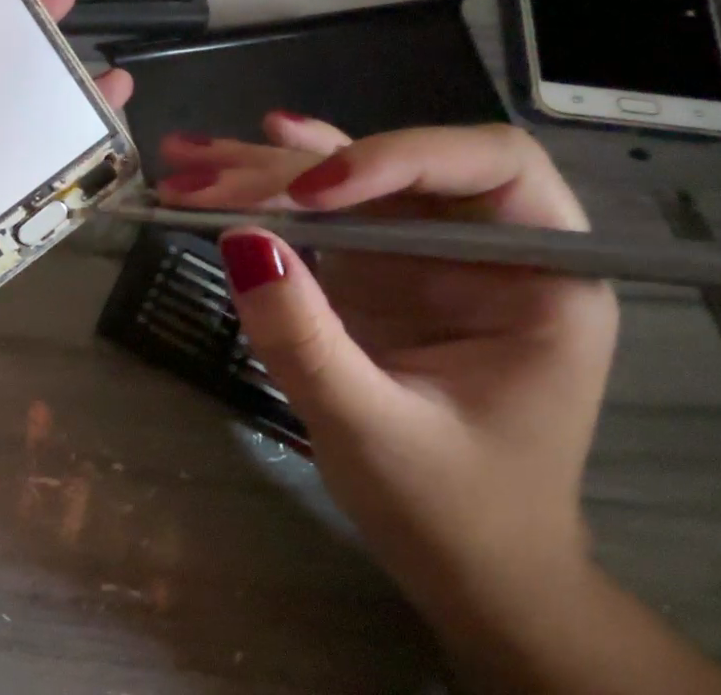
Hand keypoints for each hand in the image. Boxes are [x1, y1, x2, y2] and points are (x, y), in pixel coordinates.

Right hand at [158, 113, 619, 613]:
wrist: (461, 561)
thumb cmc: (448, 507)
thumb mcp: (369, 427)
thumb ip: (305, 337)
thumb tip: (239, 239)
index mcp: (539, 280)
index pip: (489, 168)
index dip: (397, 159)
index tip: (308, 194)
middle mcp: (483, 251)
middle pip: (387, 172)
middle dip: (286, 173)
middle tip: (193, 184)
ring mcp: (423, 260)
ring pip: (343, 185)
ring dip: (258, 169)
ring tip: (181, 159)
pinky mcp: (373, 275)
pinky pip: (319, 217)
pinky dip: (264, 192)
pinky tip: (225, 161)